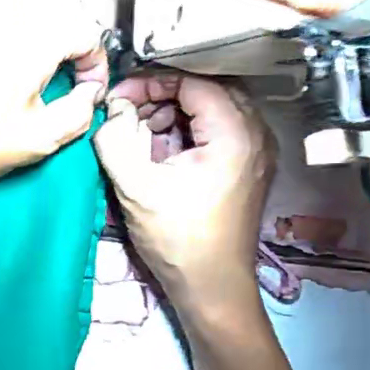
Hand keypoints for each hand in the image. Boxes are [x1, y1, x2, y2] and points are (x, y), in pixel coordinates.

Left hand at [0, 0, 106, 210]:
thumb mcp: (41, 138)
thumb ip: (81, 109)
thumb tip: (87, 92)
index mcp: (35, 27)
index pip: (86, 32)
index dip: (93, 65)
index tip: (84, 89)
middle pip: (49, 15)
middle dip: (57, 48)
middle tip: (48, 86)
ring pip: (9, 10)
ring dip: (18, 39)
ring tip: (4, 80)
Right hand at [93, 73, 273, 306]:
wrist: (213, 287)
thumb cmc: (178, 241)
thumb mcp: (135, 187)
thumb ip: (115, 138)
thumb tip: (111, 108)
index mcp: (235, 134)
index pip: (193, 82)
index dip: (150, 83)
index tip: (119, 98)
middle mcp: (256, 135)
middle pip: (207, 90)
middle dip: (163, 95)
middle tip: (130, 112)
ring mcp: (257, 152)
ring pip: (214, 109)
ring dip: (176, 113)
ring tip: (142, 133)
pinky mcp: (250, 168)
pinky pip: (221, 131)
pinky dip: (190, 131)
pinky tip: (162, 150)